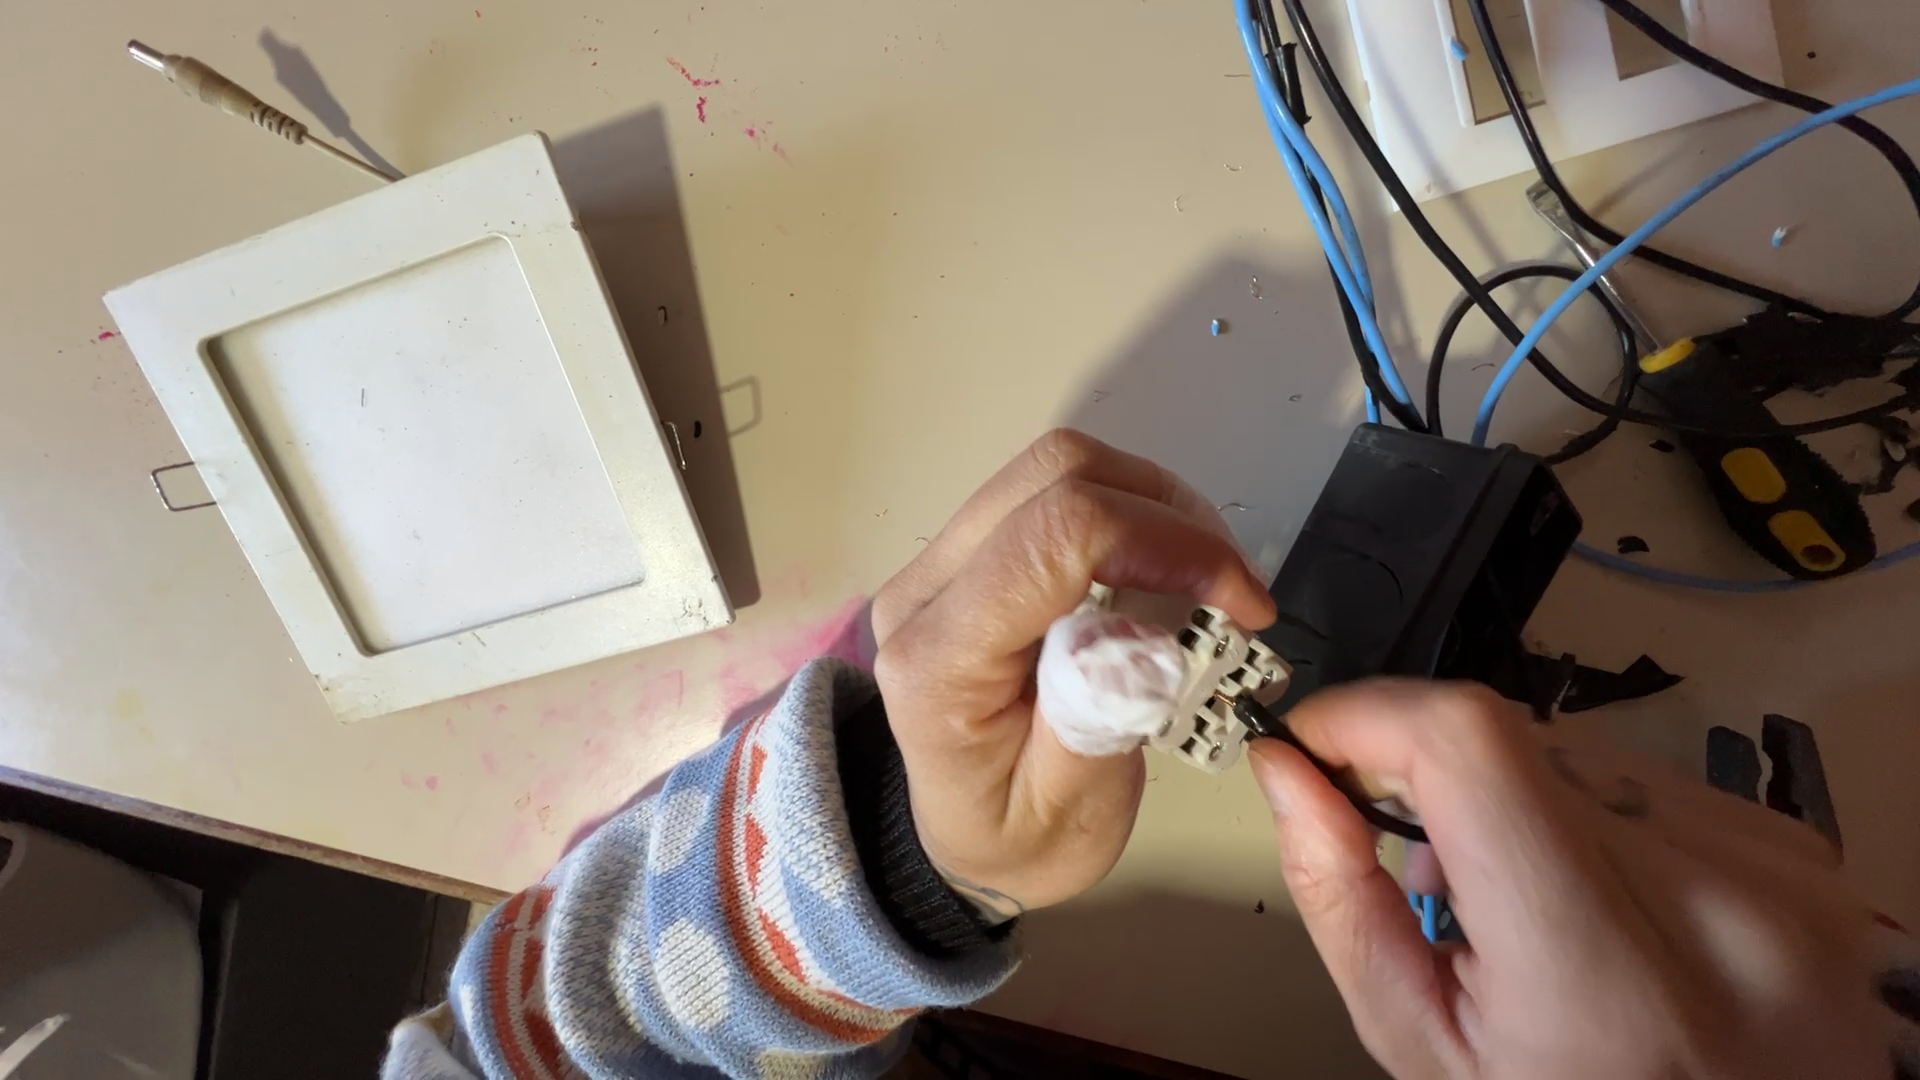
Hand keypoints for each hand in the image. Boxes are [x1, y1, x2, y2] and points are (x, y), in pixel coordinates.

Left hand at [870, 430, 1273, 919]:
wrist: (957, 828)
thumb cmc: (1015, 837)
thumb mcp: (1069, 815)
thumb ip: (1101, 716)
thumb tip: (1148, 627)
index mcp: (939, 662)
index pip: (1051, 541)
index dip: (1164, 541)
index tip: (1242, 597)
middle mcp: (925, 589)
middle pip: (1053, 474)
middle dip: (1166, 512)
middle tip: (1230, 586)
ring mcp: (938, 561)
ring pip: (1053, 467)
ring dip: (1148, 504)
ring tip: (1200, 576)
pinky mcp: (964, 552)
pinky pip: (1048, 491)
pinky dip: (1123, 510)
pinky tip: (1155, 565)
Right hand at [1249, 681, 1885, 1079]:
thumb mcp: (1413, 1035)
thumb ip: (1334, 893)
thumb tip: (1283, 763)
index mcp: (1604, 977)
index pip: (1467, 745)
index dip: (1366, 714)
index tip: (1314, 744)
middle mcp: (1713, 901)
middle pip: (1496, 735)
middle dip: (1408, 757)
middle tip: (1392, 828)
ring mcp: (1768, 866)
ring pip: (1546, 740)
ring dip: (1481, 781)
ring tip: (1489, 871)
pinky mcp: (1785, 841)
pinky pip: (1611, 764)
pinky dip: (1549, 795)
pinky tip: (1561, 871)